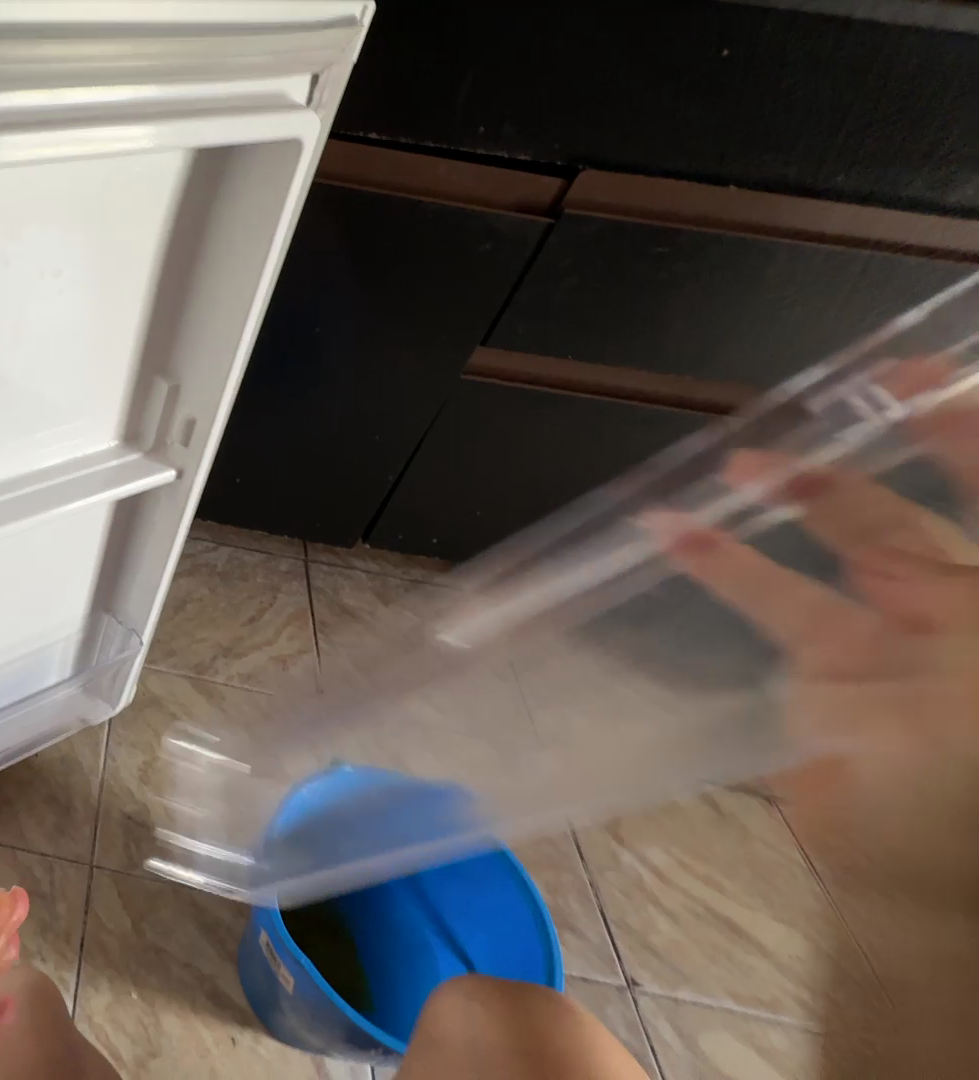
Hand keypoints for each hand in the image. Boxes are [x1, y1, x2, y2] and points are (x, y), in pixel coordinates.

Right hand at [653, 359, 978, 899]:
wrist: (925, 886)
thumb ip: (955, 589)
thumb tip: (953, 470)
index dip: (974, 433)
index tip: (917, 383)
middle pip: (945, 508)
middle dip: (914, 444)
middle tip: (863, 392)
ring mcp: (905, 636)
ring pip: (855, 544)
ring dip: (799, 500)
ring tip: (739, 466)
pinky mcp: (825, 668)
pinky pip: (771, 601)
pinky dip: (718, 566)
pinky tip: (670, 533)